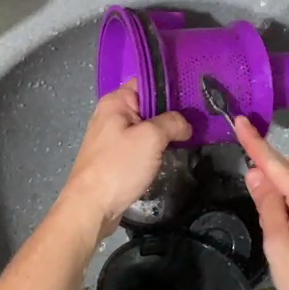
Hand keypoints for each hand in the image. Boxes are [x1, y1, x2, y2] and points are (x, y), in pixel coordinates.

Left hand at [55, 79, 191, 241]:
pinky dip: (153, 148)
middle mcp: (110, 114)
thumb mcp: (151, 138)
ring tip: (189, 136)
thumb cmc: (119, 166)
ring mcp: (111, 137)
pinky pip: (138, 145)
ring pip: (144, 127)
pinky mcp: (114, 157)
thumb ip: (172, 123)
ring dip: (163, 133)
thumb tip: (185, 124)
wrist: (91, 206)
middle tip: (197, 119)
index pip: (146, 82)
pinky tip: (169, 154)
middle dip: (170, 112)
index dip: (170, 87)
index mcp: (115, 102)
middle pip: (147, 105)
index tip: (194, 96)